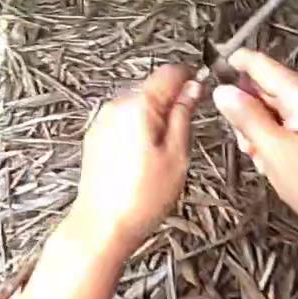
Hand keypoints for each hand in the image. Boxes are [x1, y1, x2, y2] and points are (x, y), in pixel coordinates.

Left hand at [72, 65, 198, 251]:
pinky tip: (144, 157)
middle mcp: (116, 106)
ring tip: (164, 150)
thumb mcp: (176, 155)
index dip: (190, 77)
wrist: (102, 226)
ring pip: (138, 103)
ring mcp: (102, 120)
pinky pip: (123, 120)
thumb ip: (184, 115)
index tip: (202, 89)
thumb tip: (192, 89)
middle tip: (187, 130)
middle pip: (152, 87)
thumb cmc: (139, 198)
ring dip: (155, 116)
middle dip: (172, 101)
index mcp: (138, 105)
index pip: (169, 72)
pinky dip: (137, 129)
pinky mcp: (96, 136)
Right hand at [211, 49, 297, 238]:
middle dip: (245, 111)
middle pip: (263, 88)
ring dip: (256, 130)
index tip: (210, 79)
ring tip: (262, 159)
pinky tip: (272, 163)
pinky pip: (282, 124)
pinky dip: (270, 140)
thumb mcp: (276, 152)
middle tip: (247, 144)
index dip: (233, 65)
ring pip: (269, 108)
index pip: (261, 64)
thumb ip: (247, 118)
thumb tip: (222, 89)